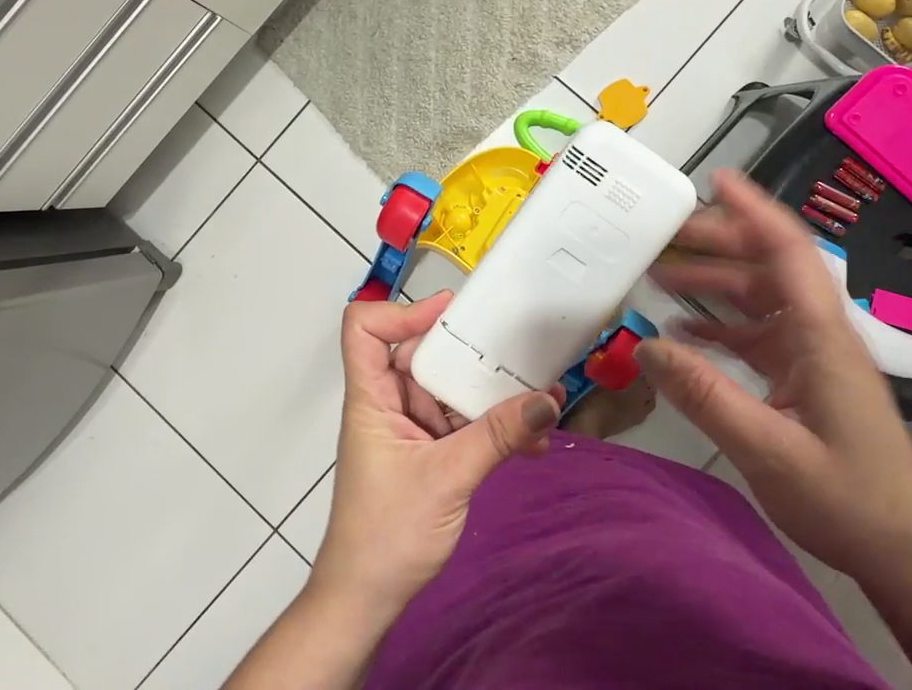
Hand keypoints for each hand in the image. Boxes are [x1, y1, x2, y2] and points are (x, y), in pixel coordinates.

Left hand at [309, 292, 562, 617]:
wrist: (368, 599)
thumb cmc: (387, 534)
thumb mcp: (448, 478)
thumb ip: (497, 436)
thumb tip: (546, 400)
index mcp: (371, 399)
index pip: (364, 329)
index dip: (402, 311)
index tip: (453, 315)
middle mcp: (389, 404)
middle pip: (422, 354)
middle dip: (470, 351)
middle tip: (519, 350)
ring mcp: (411, 429)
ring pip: (450, 390)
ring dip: (492, 393)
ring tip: (541, 398)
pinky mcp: (431, 453)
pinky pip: (464, 424)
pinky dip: (494, 426)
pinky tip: (533, 438)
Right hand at [642, 169, 911, 589]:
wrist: (902, 551)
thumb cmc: (847, 500)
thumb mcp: (768, 451)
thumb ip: (705, 396)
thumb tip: (646, 346)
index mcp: (823, 337)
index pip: (789, 253)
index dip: (754, 210)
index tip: (717, 180)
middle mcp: (821, 334)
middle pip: (770, 267)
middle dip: (720, 242)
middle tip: (665, 236)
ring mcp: (814, 355)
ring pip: (761, 297)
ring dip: (715, 281)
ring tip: (661, 276)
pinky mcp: (805, 378)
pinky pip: (758, 334)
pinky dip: (720, 324)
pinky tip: (683, 330)